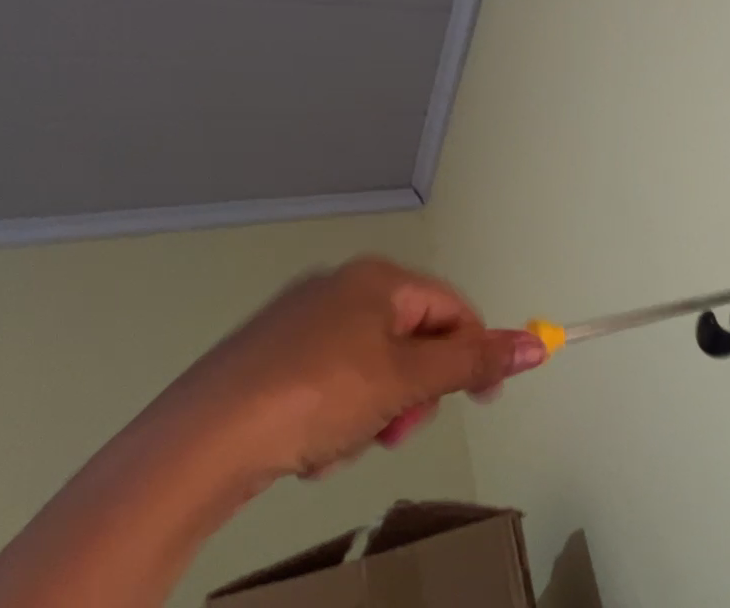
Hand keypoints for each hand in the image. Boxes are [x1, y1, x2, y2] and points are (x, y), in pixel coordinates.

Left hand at [162, 257, 546, 483]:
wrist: (192, 450)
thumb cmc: (313, 397)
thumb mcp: (410, 381)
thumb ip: (477, 362)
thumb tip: (537, 345)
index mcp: (376, 279)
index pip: (454, 310)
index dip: (475, 354)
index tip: (481, 397)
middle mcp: (337, 290)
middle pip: (413, 341)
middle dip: (414, 392)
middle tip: (398, 428)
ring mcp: (295, 326)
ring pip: (372, 371)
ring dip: (375, 412)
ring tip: (347, 442)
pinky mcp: (262, 363)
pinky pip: (328, 387)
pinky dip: (333, 418)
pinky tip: (310, 447)